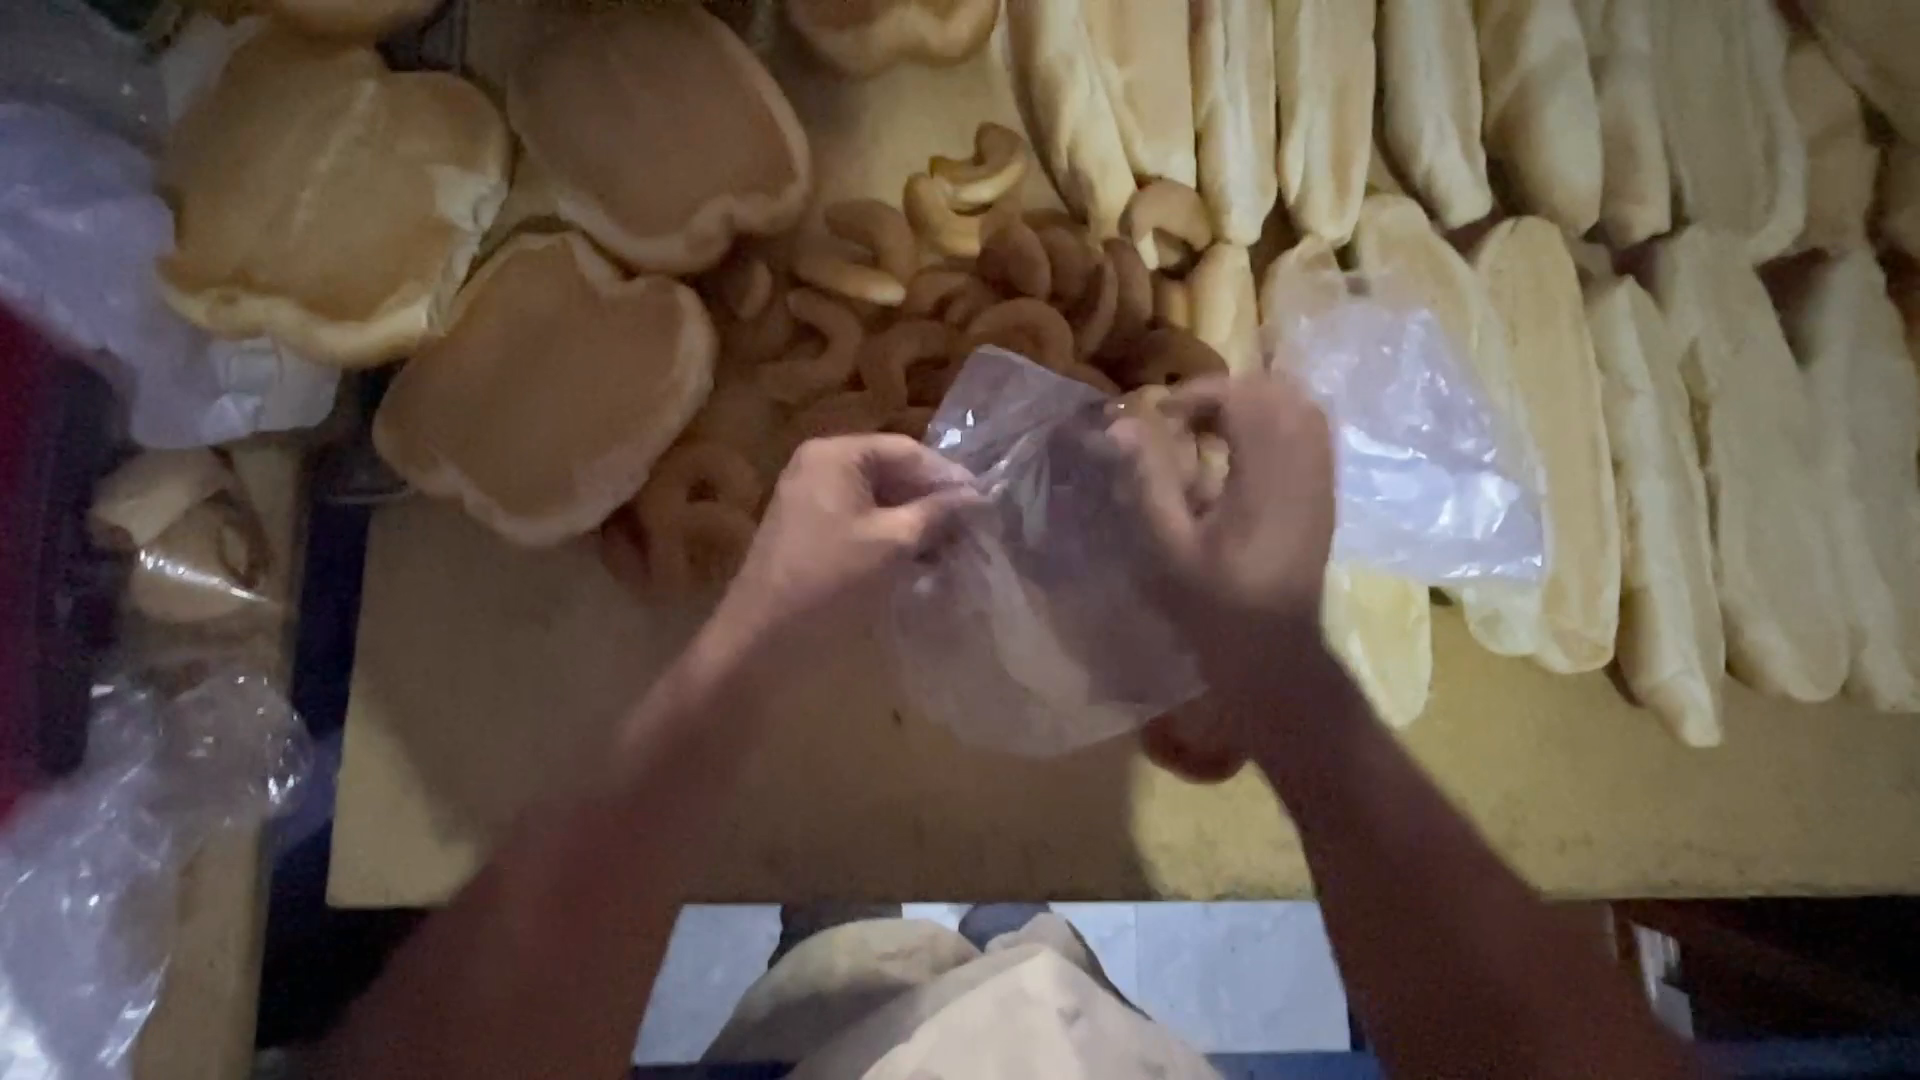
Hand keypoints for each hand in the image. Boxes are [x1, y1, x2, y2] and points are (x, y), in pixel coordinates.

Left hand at [708, 434, 977, 656]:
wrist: (762, 638)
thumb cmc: (830, 580)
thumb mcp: (893, 543)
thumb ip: (938, 512)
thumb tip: (979, 496)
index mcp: (836, 454)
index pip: (908, 451)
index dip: (949, 476)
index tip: (986, 505)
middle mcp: (820, 465)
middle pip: (893, 472)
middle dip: (933, 501)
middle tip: (974, 530)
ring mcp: (812, 498)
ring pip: (880, 500)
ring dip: (917, 522)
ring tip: (954, 550)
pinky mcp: (811, 530)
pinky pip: (862, 520)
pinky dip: (892, 536)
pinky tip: (922, 561)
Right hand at [1111, 377, 1350, 771]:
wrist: (1272, 649)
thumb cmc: (1212, 603)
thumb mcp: (1167, 545)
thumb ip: (1147, 479)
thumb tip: (1121, 425)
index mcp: (1266, 480)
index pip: (1244, 399)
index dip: (1199, 393)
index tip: (1160, 415)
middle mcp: (1304, 469)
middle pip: (1277, 392)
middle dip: (1225, 391)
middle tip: (1182, 418)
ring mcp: (1322, 480)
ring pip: (1301, 406)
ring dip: (1252, 403)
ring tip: (1210, 426)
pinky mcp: (1325, 492)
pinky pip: (1312, 431)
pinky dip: (1276, 421)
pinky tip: (1243, 446)